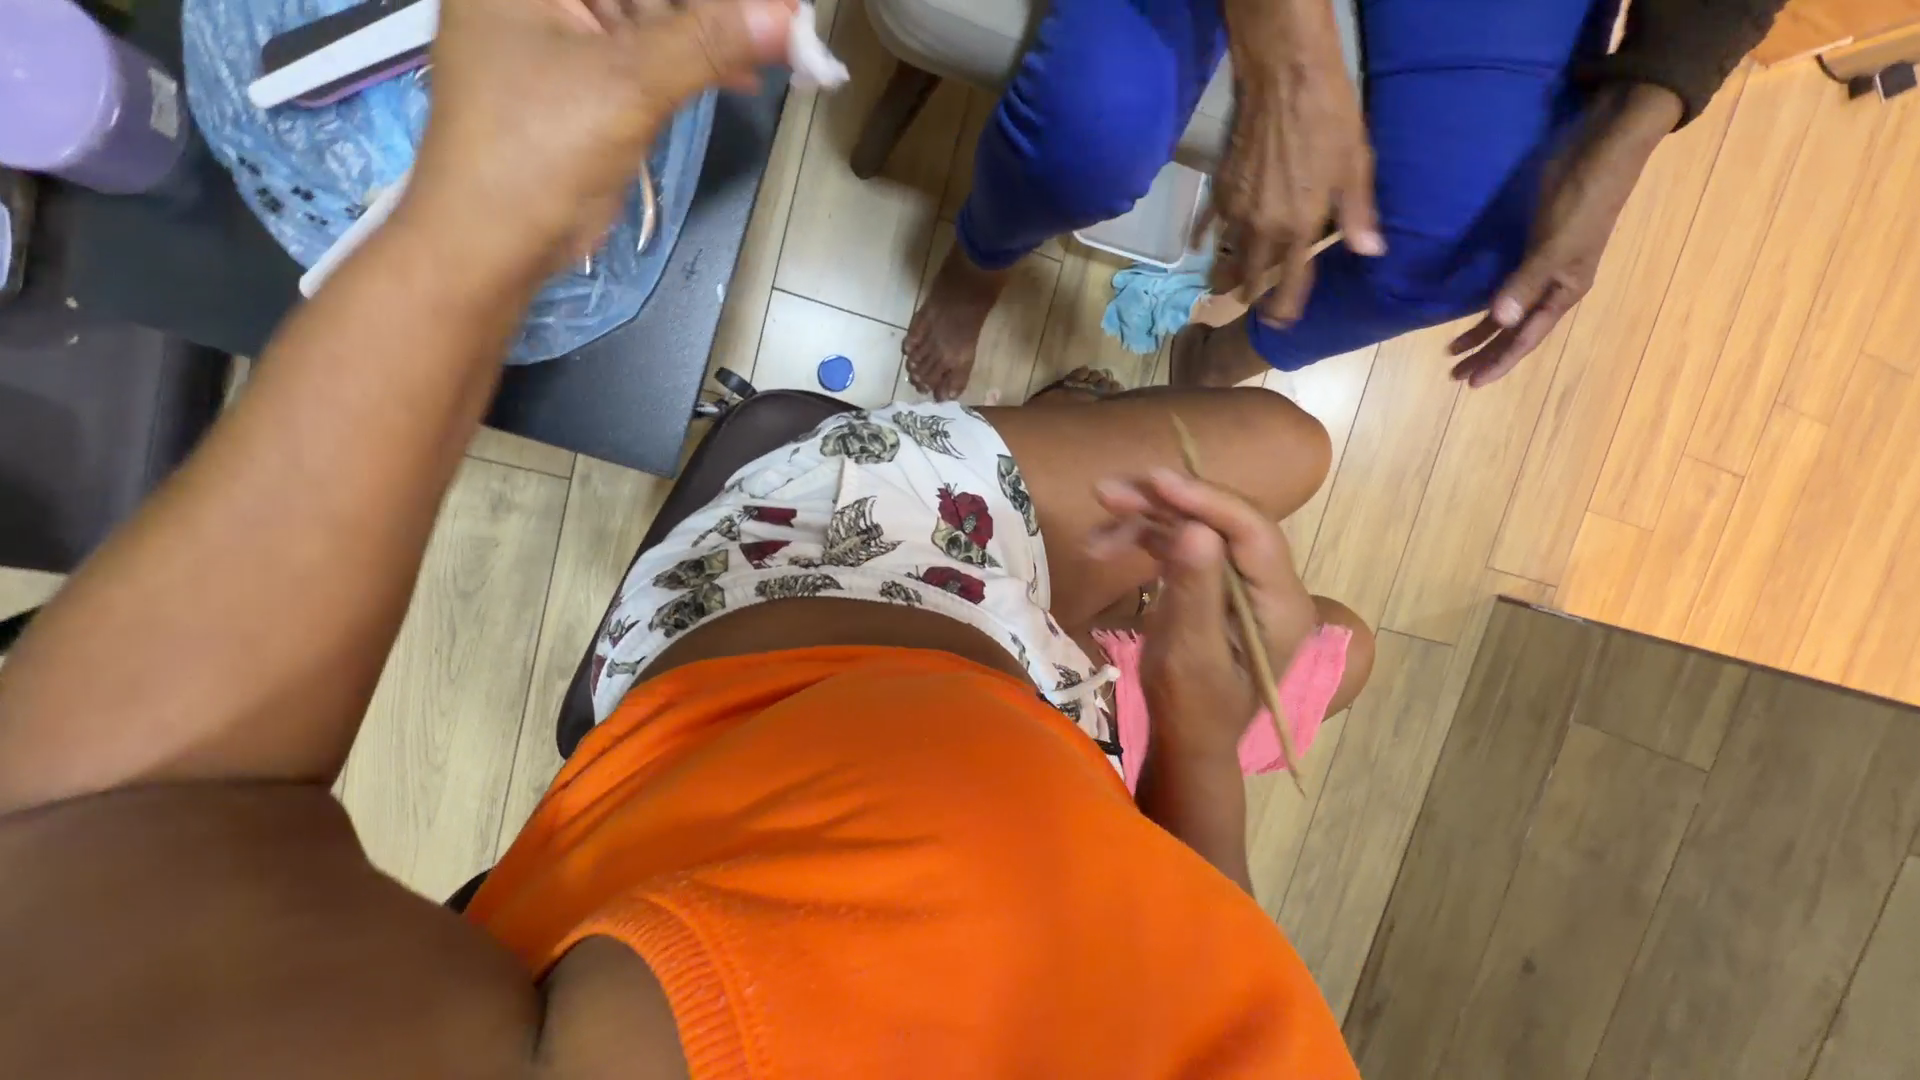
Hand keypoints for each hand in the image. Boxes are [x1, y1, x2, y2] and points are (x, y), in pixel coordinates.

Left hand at [403, 0, 793, 275]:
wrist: (491, 240)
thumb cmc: (538, 150)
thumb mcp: (627, 85)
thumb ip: (708, 43)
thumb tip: (789, 18)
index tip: (779, 5)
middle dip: (716, 10)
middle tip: (786, 25)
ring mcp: (559, 34)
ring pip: (652, 19)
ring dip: (714, 37)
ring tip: (780, 49)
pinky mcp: (581, 82)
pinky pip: (647, 57)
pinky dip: (693, 67)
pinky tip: (742, 78)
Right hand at [1093, 468, 1314, 753]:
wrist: (1187, 738)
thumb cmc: (1194, 708)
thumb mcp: (1191, 655)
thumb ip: (1196, 592)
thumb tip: (1195, 530)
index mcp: (1281, 603)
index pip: (1252, 532)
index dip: (1207, 501)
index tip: (1157, 481)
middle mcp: (1267, 583)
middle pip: (1222, 520)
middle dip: (1167, 501)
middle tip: (1111, 490)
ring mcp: (1239, 580)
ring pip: (1195, 526)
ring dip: (1147, 515)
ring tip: (1101, 506)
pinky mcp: (1212, 581)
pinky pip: (1180, 544)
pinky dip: (1142, 538)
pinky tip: (1103, 544)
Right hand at [1209, 0, 1381, 324]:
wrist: (1284, 82)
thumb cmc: (1330, 121)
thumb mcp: (1356, 167)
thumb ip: (1358, 215)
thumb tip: (1370, 252)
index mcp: (1299, 230)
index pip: (1290, 283)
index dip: (1286, 308)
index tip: (1281, 325)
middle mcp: (1263, 230)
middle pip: (1252, 276)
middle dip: (1251, 296)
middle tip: (1250, 307)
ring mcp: (1236, 213)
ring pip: (1226, 257)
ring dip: (1224, 275)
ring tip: (1221, 288)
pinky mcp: (1219, 192)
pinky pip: (1208, 226)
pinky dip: (1205, 239)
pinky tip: (1201, 247)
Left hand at [1449, 84, 1682, 386]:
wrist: (1602, 145)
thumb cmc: (1585, 196)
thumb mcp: (1557, 242)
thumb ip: (1528, 280)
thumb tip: (1501, 321)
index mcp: (1566, 289)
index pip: (1527, 336)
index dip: (1500, 360)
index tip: (1471, 383)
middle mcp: (1554, 284)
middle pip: (1515, 331)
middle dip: (1486, 354)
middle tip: (1454, 374)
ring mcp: (1542, 265)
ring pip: (1508, 312)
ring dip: (1482, 332)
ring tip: (1452, 352)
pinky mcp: (1531, 245)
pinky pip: (1505, 286)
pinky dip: (1486, 303)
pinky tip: (1467, 312)